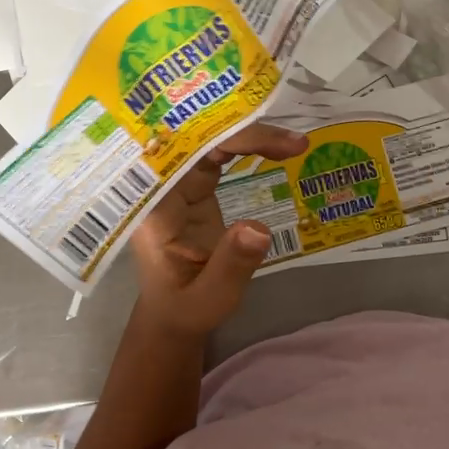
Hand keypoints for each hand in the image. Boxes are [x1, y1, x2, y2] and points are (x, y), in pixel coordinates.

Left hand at [128, 123, 308, 337]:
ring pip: (209, 141)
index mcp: (154, 205)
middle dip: (243, 130)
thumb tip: (259, 229)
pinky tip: (277, 148)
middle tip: (295, 141)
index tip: (269, 140)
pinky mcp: (194, 187)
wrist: (172, 318)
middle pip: (196, 138)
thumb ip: (230, 266)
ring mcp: (177, 183)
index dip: (223, 138)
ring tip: (294, 142)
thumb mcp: (210, 299)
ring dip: (249, 135)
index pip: (185, 155)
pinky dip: (247, 147)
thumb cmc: (185, 310)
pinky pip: (218, 154)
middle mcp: (161, 185)